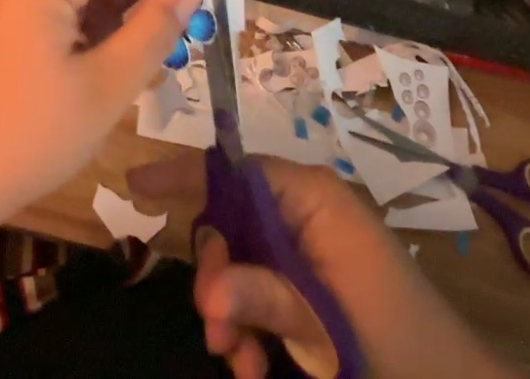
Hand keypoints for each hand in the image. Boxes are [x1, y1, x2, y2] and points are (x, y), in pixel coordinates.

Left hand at [0, 0, 201, 216]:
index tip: (183, 29)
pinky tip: (85, 72)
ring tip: (124, 73)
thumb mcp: (106, 87)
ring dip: (105, 19)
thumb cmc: (28, 137)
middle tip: (156, 60)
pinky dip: (73, 27)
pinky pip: (42, 3)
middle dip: (131, 4)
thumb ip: (153, 32)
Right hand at [127, 153, 523, 378]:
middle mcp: (305, 211)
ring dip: (231, 314)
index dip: (183, 174)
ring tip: (240, 361)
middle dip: (215, 277)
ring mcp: (308, 247)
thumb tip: (207, 290)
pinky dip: (249, 327)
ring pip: (240, 263)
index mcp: (311, 198)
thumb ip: (264, 296)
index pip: (232, 169)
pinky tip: (254, 366)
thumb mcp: (324, 320)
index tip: (134, 186)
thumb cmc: (395, 341)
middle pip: (229, 222)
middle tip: (216, 328)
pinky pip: (260, 290)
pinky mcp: (310, 282)